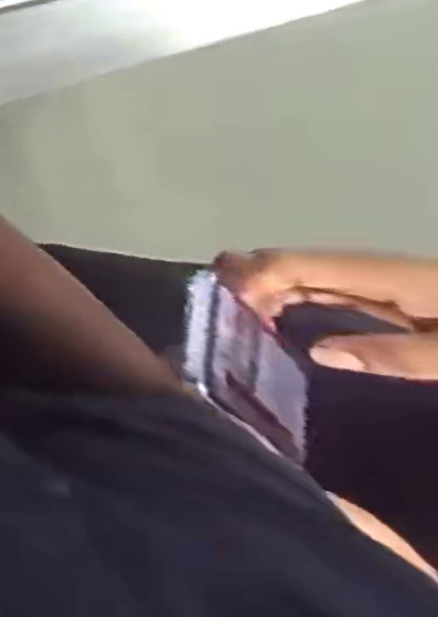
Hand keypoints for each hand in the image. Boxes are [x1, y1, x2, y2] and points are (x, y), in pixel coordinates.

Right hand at [214, 249, 437, 379]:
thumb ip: (395, 355)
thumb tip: (316, 352)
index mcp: (383, 274)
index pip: (291, 264)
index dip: (249, 280)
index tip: (230, 313)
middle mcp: (371, 268)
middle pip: (288, 261)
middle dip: (245, 281)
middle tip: (220, 315)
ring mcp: (380, 278)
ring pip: (298, 271)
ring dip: (262, 289)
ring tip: (241, 318)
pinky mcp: (389, 290)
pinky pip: (318, 285)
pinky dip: (286, 295)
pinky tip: (276, 313)